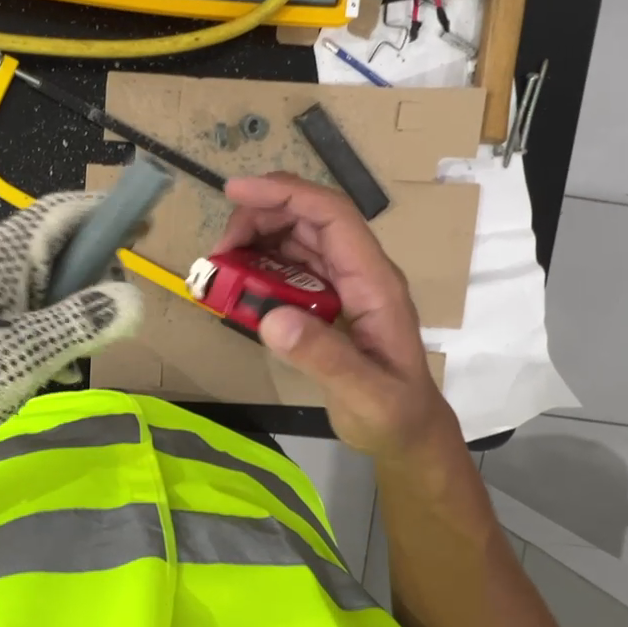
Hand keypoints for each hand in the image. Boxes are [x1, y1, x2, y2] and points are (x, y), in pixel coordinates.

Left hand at [0, 192, 143, 474]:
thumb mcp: (24, 356)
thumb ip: (80, 324)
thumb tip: (135, 299)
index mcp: (1, 258)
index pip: (61, 213)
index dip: (105, 213)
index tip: (144, 229)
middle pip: (63, 247)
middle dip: (97, 276)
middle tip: (113, 317)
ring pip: (54, 283)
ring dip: (78, 312)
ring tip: (81, 355)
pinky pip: (37, 311)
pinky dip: (57, 332)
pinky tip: (60, 370)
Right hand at [214, 173, 458, 463]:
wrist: (408, 435)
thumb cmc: (393, 414)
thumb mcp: (363, 393)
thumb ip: (322, 355)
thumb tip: (271, 318)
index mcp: (373, 281)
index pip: (330, 216)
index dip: (284, 195)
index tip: (235, 192)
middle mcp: (359, 272)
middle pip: (309, 218)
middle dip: (260, 217)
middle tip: (219, 250)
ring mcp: (344, 284)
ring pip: (298, 237)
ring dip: (257, 239)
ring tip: (222, 266)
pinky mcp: (328, 301)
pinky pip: (292, 266)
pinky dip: (261, 264)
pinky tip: (238, 284)